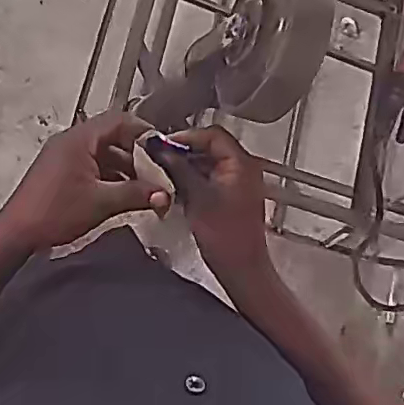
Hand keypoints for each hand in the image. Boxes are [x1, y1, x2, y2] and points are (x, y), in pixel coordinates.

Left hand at [0, 112, 171, 250]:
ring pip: (104, 153)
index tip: (162, 148)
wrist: (16, 234)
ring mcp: (65, 156)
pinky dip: (111, 176)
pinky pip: (93, 165)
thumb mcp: (102, 202)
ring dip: (125, 168)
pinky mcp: (62, 172)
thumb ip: (136, 194)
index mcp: (80, 139)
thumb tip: (164, 195)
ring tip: (145, 187)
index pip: (119, 120)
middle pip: (113, 136)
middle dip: (138, 154)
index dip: (144, 132)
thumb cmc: (54, 212)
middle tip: (158, 172)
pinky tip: (124, 194)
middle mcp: (72, 141)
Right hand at [170, 126, 270, 274]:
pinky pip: (210, 179)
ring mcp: (239, 184)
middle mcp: (244, 169)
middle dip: (183, 152)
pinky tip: (177, 190)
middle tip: (160, 160)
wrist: (242, 269)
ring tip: (164, 175)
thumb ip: (178, 168)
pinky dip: (193, 181)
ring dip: (186, 167)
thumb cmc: (226, 237)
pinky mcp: (232, 198)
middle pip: (210, 147)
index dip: (185, 137)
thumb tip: (160, 150)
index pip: (212, 135)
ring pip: (208, 164)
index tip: (163, 146)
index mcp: (241, 163)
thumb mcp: (197, 196)